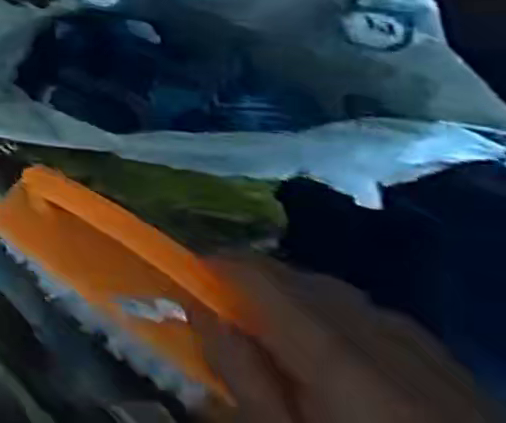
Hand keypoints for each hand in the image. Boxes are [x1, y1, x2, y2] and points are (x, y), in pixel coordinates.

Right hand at [194, 256, 498, 421]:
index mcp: (339, 363)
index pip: (260, 277)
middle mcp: (393, 348)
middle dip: (260, 284)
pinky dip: (359, 329)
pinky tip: (349, 359)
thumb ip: (240, 373)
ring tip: (284, 335)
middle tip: (226, 310)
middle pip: (310, 282)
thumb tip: (202, 308)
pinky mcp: (471, 389)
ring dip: (308, 303)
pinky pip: (400, 332)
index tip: (186, 280)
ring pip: (357, 301)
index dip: (214, 268)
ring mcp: (444, 369)